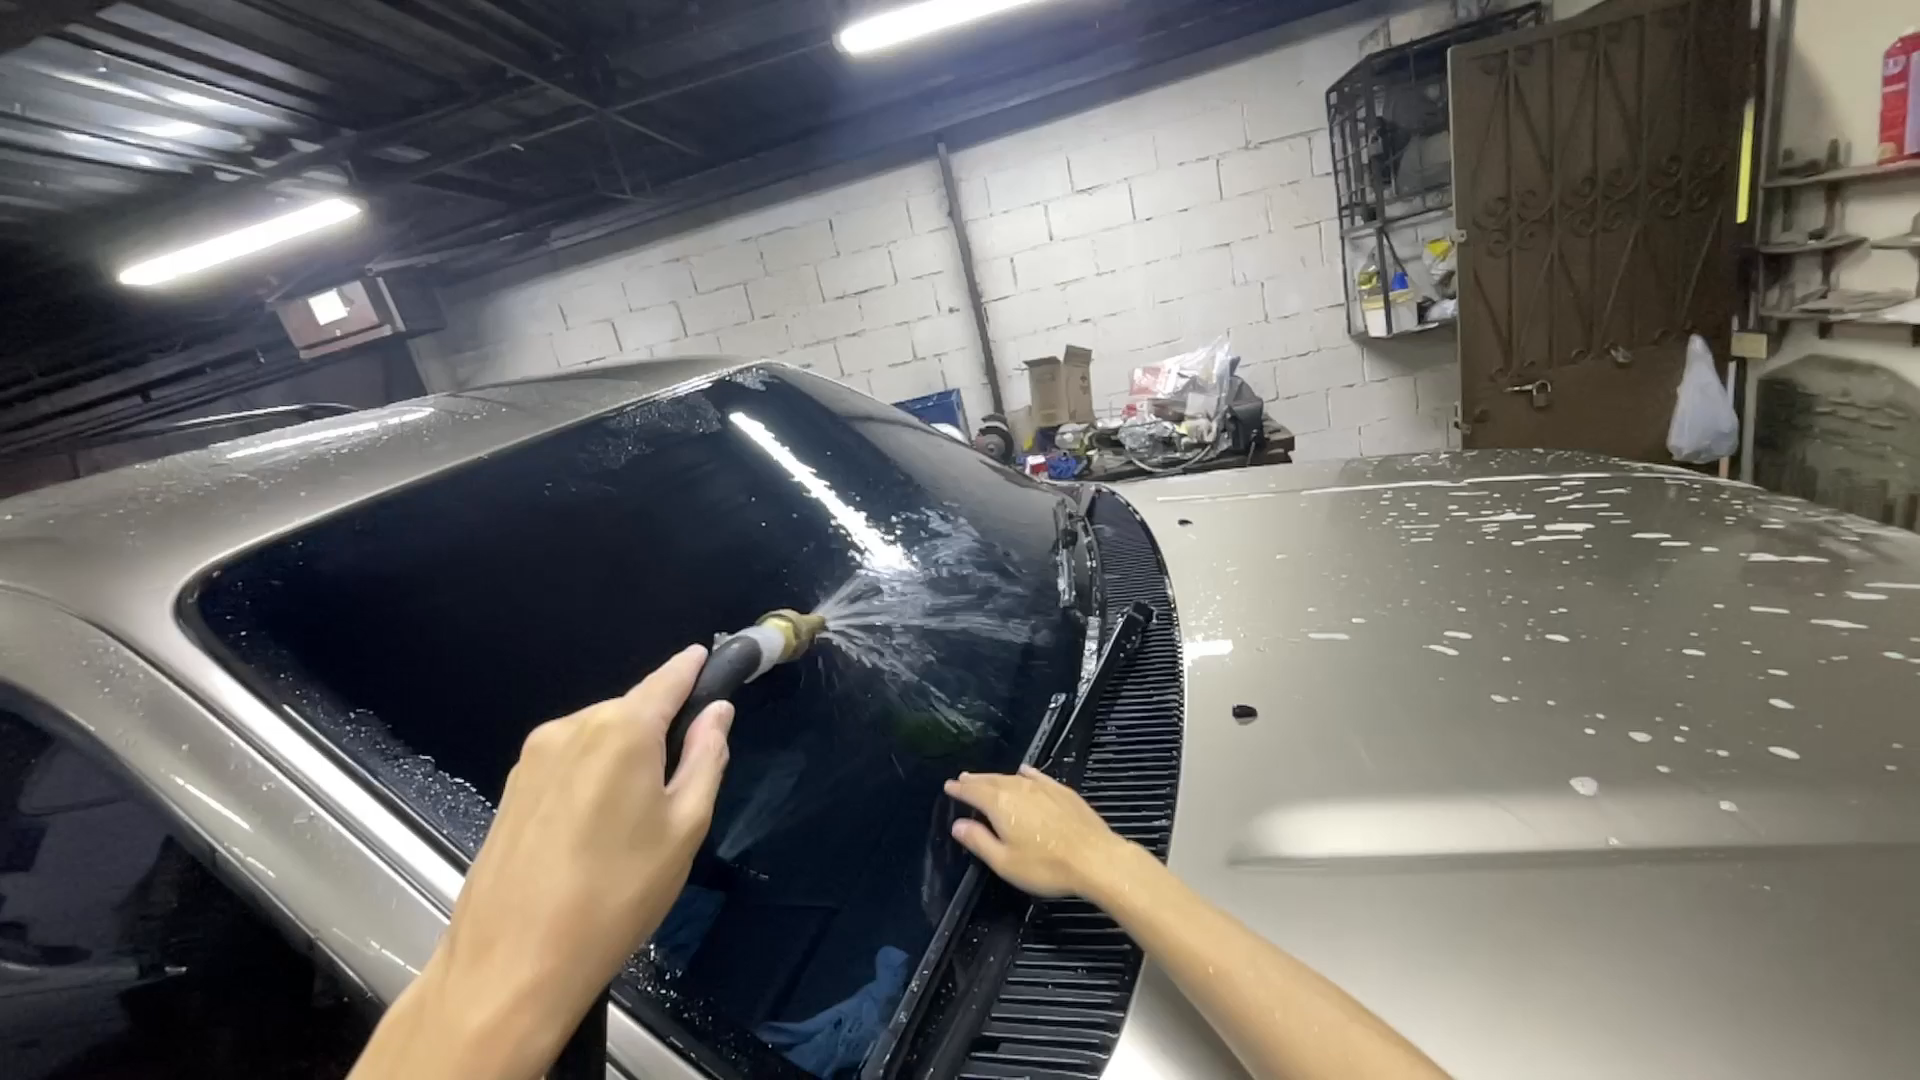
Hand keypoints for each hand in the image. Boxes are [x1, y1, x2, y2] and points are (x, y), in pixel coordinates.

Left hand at [365, 645, 732, 1079]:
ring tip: (634, 819)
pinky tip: (595, 828)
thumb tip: (717, 712)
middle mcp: (573, 727)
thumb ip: (706, 757)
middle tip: (681, 782)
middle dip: (661, 729)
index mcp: (622, 729)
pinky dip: (593, 775)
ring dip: (625, 755)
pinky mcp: (512, 787)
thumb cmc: (617, 893)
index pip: (667, 678)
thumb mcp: (685, 826)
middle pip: (633, 710)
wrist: (510, 967)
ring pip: (600, 736)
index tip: (711, 657)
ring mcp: (534, 757)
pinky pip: (570, 761)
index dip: (693, 667)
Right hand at [943, 765, 1137, 899]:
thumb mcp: (1005, 862)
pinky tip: (1024, 772)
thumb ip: (979, 841)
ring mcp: (1043, 787)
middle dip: (975, 780)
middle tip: (963, 778)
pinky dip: (1026, 774)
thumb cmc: (1045, 865)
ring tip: (986, 778)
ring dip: (996, 777)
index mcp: (1000, 804)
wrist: (1095, 858)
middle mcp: (1019, 788)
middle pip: (991, 780)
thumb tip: (958, 825)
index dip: (959, 789)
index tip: (949, 786)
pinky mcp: (1062, 791)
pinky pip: (1037, 776)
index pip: (973, 792)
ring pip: (1012, 777)